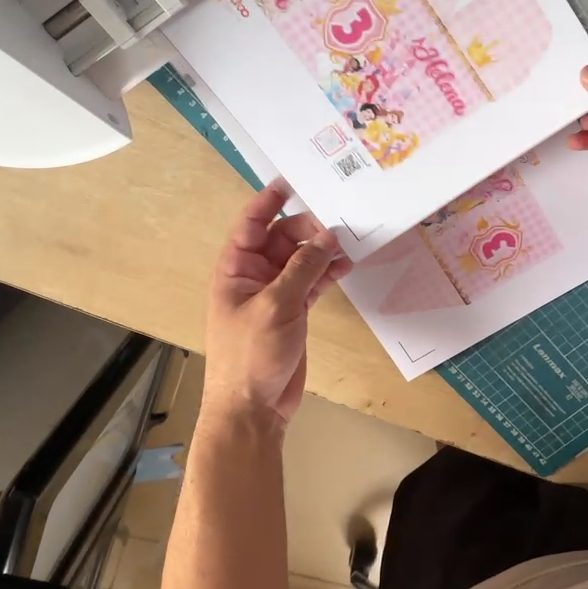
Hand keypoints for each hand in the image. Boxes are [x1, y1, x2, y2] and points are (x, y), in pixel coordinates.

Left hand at [203, 183, 352, 429]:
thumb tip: (327, 237)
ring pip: (301, 259)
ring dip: (323, 250)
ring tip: (352, 242)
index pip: (251, 224)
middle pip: (282, 238)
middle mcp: (254, 275)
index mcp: (235, 269)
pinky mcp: (294, 311)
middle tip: (338, 225)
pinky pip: (312, 281)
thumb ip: (303, 268)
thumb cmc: (251, 354)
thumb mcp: (276, 305)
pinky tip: (348, 265)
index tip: (293, 181)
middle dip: (308, 228)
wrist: (253, 407)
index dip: (269, 200)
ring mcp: (275, 293)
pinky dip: (328, 272)